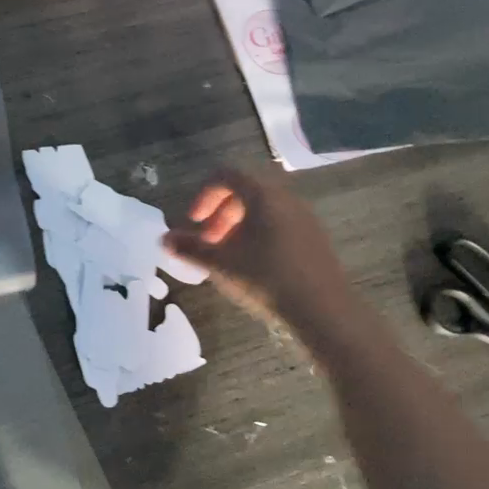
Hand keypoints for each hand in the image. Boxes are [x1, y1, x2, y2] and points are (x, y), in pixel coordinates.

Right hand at [162, 168, 354, 326]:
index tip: (194, 223)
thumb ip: (189, 248)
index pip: (226, 176)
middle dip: (218, 214)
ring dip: (237, 227)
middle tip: (207, 242)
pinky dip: (257, 236)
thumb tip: (164, 239)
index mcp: (263, 196)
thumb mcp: (219, 264)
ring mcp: (304, 219)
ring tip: (227, 257)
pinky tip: (252, 267)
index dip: (203, 195)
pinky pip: (278, 224)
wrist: (324, 312)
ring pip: (262, 210)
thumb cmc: (266, 279)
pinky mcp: (314, 239)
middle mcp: (286, 199)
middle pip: (244, 192)